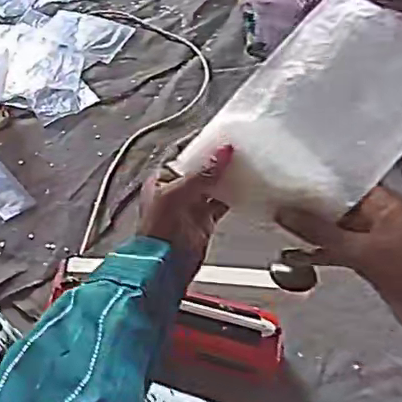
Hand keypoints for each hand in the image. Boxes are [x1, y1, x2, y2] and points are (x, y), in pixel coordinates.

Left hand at [139, 146, 231, 288]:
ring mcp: (190, 206)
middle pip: (200, 169)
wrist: (163, 265)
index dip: (200, 145)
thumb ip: (201, 174)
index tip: (219, 137)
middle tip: (236, 149)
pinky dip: (233, 196)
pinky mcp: (204, 220)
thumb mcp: (176, 194)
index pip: (182, 155)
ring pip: (213, 184)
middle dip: (217, 160)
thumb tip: (221, 153)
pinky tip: (244, 189)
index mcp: (161, 180)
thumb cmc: (157, 233)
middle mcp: (175, 191)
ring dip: (227, 177)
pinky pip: (221, 202)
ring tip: (244, 164)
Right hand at [277, 188, 401, 351]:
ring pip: (340, 232)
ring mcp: (380, 243)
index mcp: (392, 206)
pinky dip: (324, 253)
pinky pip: (343, 252)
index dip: (322, 185)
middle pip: (342, 209)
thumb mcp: (365, 252)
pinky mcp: (374, 264)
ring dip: (317, 234)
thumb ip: (323, 234)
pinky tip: (304, 256)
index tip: (294, 185)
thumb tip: (290, 216)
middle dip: (314, 210)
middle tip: (285, 207)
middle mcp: (386, 221)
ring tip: (287, 230)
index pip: (350, 185)